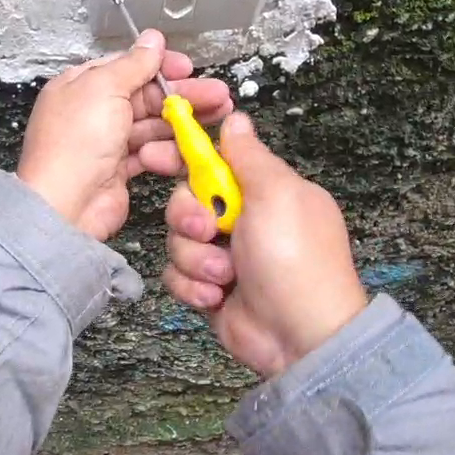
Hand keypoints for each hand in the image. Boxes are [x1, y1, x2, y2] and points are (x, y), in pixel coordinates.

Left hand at [17, 29, 232, 241]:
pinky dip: (168, 152)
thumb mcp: (105, 88)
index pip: (126, 66)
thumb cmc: (72, 144)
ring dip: (182, 124)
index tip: (187, 68)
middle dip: (182, 96)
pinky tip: (185, 150)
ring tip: (211, 122)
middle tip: (217, 96)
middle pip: (145, 96)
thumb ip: (133, 63)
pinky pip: (150, 154)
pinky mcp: (117, 170)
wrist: (65, 205)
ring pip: (152, 126)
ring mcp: (104, 143)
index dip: (159, 66)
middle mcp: (91, 113)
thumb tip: (151, 39)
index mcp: (81, 86)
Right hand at [161, 113, 366, 376]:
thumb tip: (236, 119)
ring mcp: (224, 255)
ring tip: (224, 276)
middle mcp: (243, 220)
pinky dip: (192, 286)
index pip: (213, 160)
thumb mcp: (278, 194)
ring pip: (177, 239)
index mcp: (264, 190)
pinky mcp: (207, 287)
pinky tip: (217, 297)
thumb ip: (249, 155)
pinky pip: (176, 274)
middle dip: (187, 216)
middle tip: (208, 230)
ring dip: (195, 259)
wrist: (300, 336)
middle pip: (185, 200)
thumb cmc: (296, 260)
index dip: (182, 155)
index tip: (153, 154)